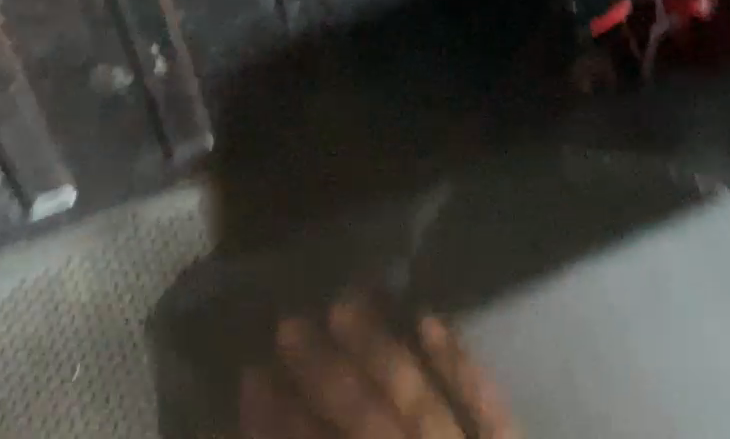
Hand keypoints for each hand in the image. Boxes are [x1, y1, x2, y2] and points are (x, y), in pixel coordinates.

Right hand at [241, 301, 517, 438]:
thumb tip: (241, 435)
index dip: (279, 422)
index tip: (252, 378)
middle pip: (367, 423)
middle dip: (325, 375)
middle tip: (288, 327)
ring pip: (419, 403)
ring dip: (379, 352)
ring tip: (343, 304)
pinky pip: (488, 409)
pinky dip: (458, 364)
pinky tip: (426, 318)